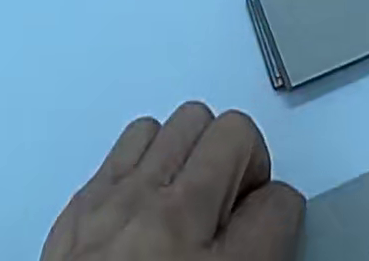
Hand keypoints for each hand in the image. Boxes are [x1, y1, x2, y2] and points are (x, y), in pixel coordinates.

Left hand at [42, 102, 304, 260]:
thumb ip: (254, 260)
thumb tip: (269, 232)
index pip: (279, 203)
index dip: (281, 209)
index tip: (273, 219)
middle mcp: (173, 225)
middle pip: (234, 134)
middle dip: (245, 159)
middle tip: (236, 197)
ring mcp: (126, 202)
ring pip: (184, 120)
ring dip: (196, 148)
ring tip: (192, 186)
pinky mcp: (87, 197)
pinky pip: (134, 137)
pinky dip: (150, 154)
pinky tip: (150, 191)